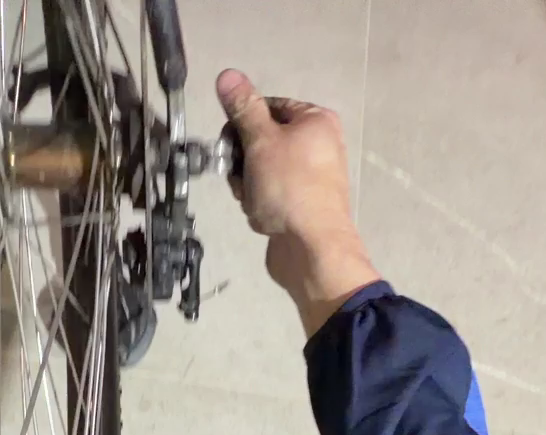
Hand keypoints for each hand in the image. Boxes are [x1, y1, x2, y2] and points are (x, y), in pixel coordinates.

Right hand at [216, 69, 380, 335]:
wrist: (311, 248)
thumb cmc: (289, 188)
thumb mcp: (261, 141)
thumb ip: (243, 109)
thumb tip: (228, 75)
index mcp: (315, 121)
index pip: (268, 106)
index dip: (243, 124)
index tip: (230, 144)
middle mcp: (317, 146)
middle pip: (263, 140)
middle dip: (243, 160)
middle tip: (240, 176)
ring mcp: (309, 179)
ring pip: (262, 172)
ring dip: (248, 185)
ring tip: (252, 200)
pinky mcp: (300, 207)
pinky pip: (270, 196)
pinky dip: (259, 204)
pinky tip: (259, 216)